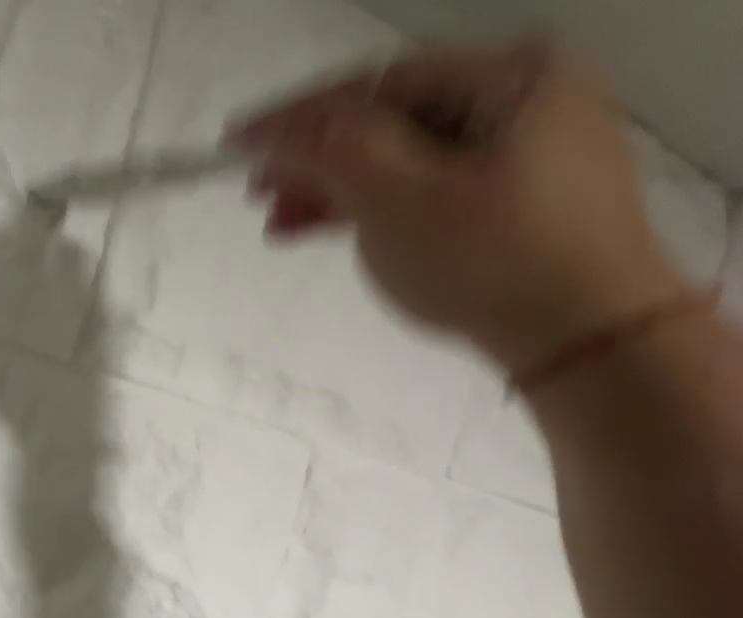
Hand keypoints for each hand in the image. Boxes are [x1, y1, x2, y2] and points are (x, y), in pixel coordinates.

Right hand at [227, 42, 691, 375]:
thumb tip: (283, 131)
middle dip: (313, 157)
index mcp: (510, 79)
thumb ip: (333, 151)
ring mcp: (522, 152)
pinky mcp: (512, 201)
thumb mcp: (397, 198)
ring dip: (332, 188)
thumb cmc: (490, 256)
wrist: (584, 335)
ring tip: (275, 220)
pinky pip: (422, 189)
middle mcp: (523, 100)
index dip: (298, 115)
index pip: (378, 86)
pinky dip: (368, 207)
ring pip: (401, 160)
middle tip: (253, 189)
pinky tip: (318, 229)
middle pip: (389, 122)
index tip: (236, 143)